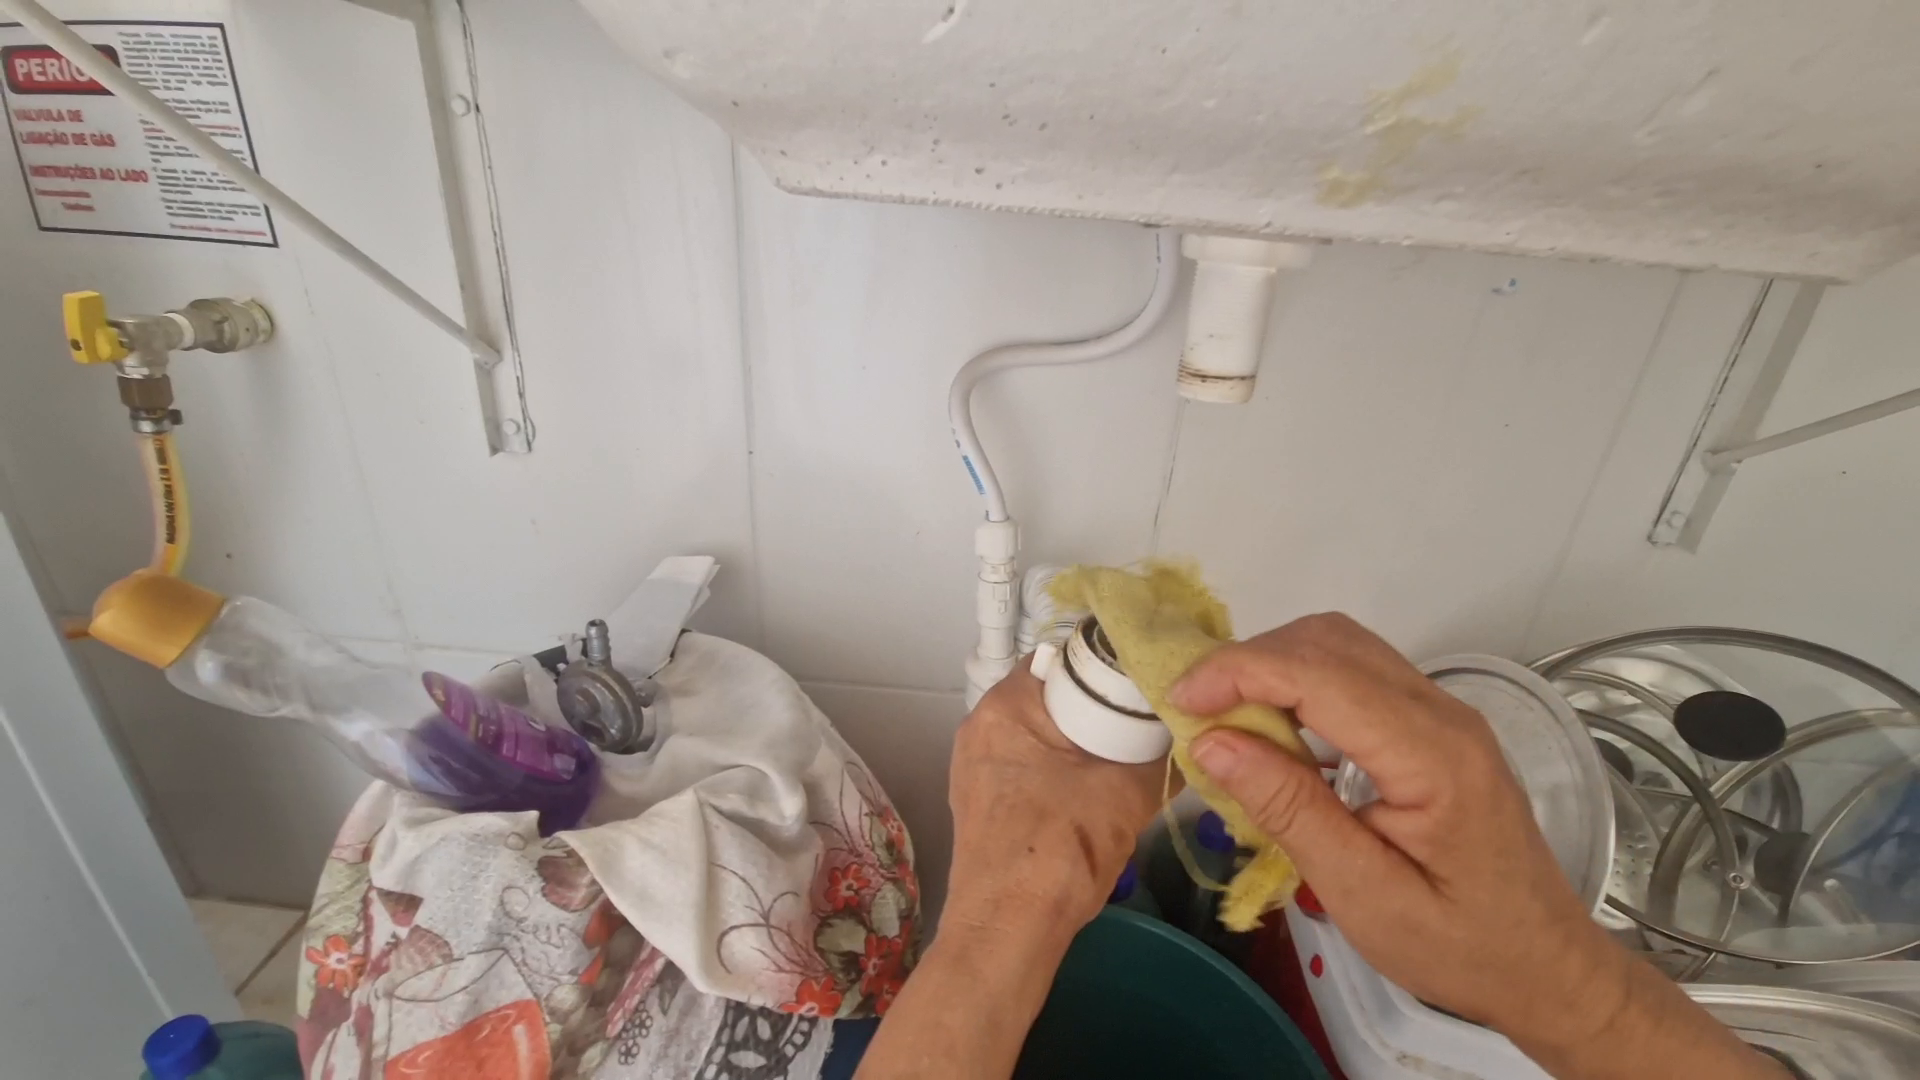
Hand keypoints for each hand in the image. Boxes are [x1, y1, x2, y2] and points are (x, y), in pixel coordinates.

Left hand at [855, 660, 1167, 1079]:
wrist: (1007, 930)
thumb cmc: (1060, 849)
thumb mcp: (1126, 791)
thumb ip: (1155, 750)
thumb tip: (1178, 729)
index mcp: (1004, 706)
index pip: (1060, 659)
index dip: (1105, 667)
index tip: (1142, 684)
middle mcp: (978, 724)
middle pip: (1049, 696)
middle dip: (1095, 710)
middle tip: (1141, 724)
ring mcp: (973, 764)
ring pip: (1039, 733)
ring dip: (1078, 743)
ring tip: (1123, 759)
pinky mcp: (978, 798)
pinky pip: (1026, 764)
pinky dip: (1059, 769)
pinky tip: (1091, 793)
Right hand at [1171, 614, 1780, 1079]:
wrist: (1546, 965)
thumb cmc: (1458, 943)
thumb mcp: (1363, 894)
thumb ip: (1288, 810)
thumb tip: (1211, 740)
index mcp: (1431, 754)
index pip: (1319, 674)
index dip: (1239, 672)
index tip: (1180, 701)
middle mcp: (1440, 710)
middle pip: (1326, 641)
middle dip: (1247, 661)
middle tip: (1196, 709)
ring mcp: (1438, 708)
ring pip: (1336, 642)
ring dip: (1268, 663)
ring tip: (1225, 712)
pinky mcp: (1427, 717)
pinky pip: (1349, 666)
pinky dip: (1293, 676)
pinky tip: (1272, 720)